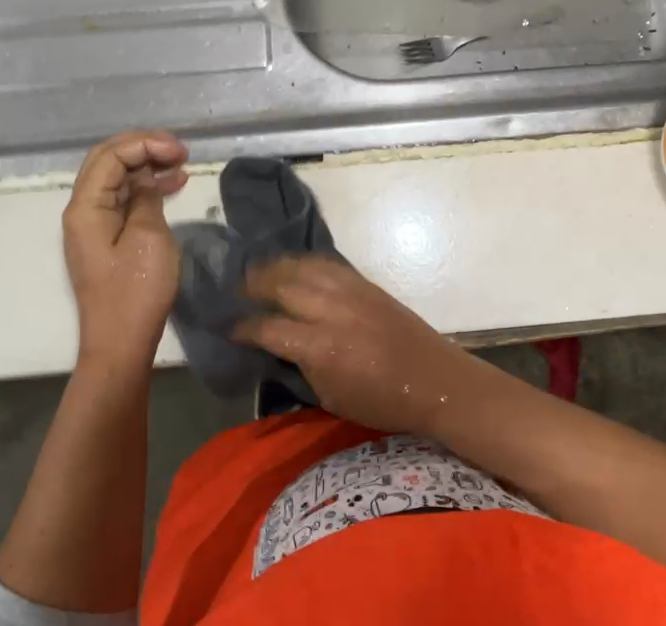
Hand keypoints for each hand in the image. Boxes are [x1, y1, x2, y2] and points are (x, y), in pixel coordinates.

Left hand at [62, 130, 188, 364]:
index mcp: (85, 207)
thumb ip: (145, 198)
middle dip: (144, 148)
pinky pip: (124, 200)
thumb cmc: (136, 291)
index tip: (180, 152)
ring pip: (117, 179)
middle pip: (108, 161)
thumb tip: (146, 180)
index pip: (111, 155)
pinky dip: (147, 188)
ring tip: (182, 166)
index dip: (145, 144)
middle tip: (179, 152)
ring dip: (147, 166)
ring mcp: (93, 225)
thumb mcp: (148, 237)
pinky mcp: (107, 239)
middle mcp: (82, 210)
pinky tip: (173, 186)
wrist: (121, 343)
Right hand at [234, 255, 482, 434]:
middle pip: (281, 285)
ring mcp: (350, 292)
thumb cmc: (382, 402)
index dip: (244, 328)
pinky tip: (294, 268)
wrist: (435, 382)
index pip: (267, 328)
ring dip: (276, 267)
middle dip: (253, 285)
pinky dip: (305, 264)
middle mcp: (330, 311)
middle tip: (235, 290)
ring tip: (258, 272)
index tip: (230, 329)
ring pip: (303, 268)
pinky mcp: (366, 284)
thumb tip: (277, 349)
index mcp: (319, 347)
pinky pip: (327, 265)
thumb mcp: (330, 397)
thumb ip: (300, 367)